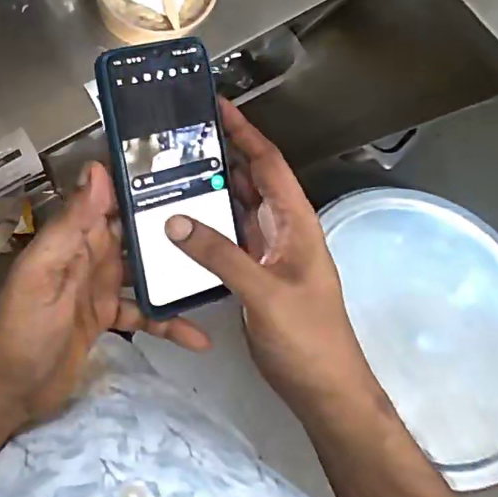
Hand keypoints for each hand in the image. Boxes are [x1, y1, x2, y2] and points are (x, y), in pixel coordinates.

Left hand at [0, 161, 208, 422]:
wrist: (11, 388)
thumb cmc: (23, 325)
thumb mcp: (44, 271)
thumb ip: (72, 224)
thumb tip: (97, 170)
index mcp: (74, 238)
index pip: (108, 199)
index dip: (139, 184)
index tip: (181, 169)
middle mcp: (89, 256)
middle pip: (134, 233)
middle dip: (169, 225)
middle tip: (218, 219)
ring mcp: (100, 287)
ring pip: (145, 271)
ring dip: (174, 272)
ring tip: (218, 272)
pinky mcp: (107, 317)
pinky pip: (144, 313)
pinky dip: (168, 321)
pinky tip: (198, 337)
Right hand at [165, 100, 375, 411]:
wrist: (324, 390)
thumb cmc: (308, 337)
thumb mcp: (264, 293)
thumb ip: (220, 255)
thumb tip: (174, 220)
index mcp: (296, 222)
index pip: (269, 165)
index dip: (246, 133)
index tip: (218, 106)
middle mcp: (282, 229)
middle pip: (250, 179)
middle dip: (223, 153)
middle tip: (181, 134)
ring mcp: (267, 251)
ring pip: (236, 207)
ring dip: (211, 187)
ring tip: (173, 167)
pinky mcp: (252, 273)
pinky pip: (226, 236)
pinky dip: (205, 222)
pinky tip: (179, 218)